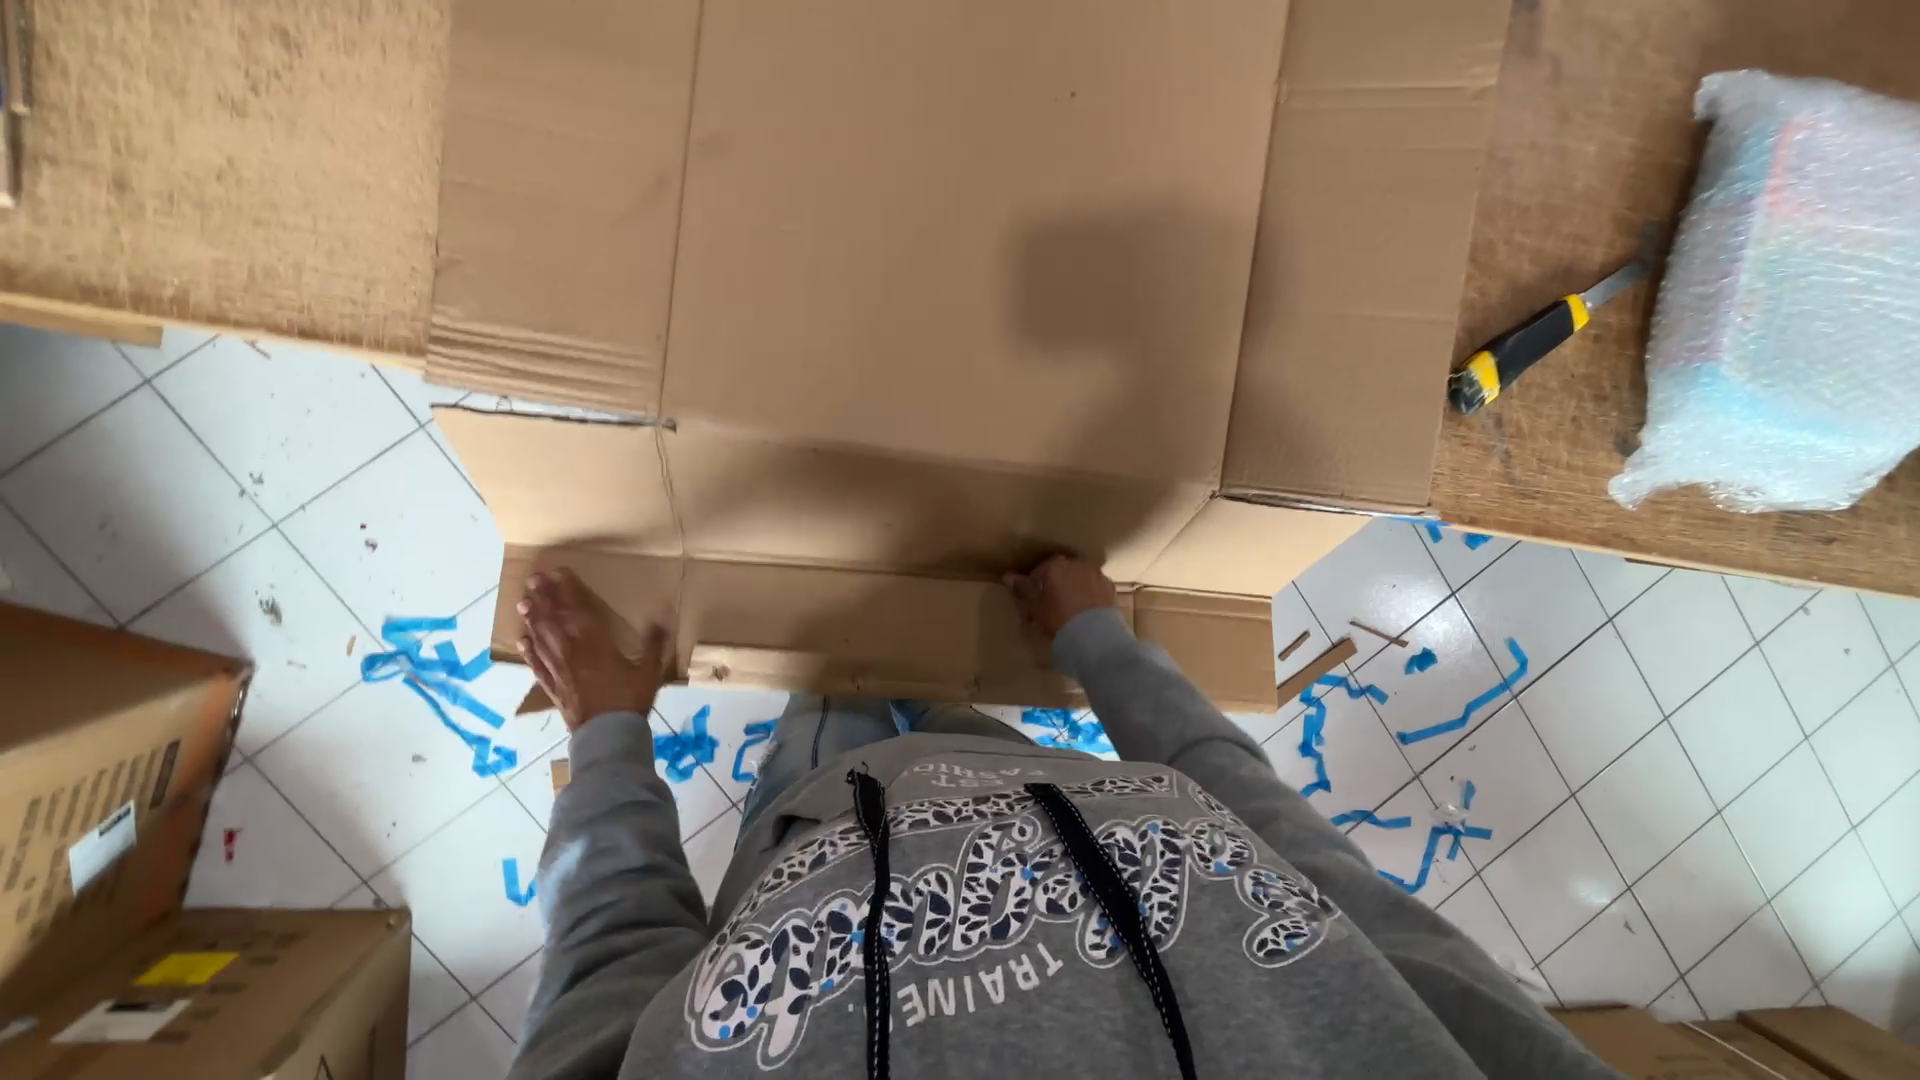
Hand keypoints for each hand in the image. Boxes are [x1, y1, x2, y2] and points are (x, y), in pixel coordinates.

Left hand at [516, 568, 669, 731]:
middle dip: (543, 599)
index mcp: (596, 645)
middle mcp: (572, 653)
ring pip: (542, 640)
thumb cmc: (630, 701)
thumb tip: (665, 612)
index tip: (556, 573)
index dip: (567, 591)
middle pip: (554, 622)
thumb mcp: (650, 671)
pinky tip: (521, 642)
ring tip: (522, 603)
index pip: (578, 612)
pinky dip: (529, 653)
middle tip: (532, 580)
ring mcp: (559, 671)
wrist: (607, 736)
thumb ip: (655, 642)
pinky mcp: (553, 689)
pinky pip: (537, 667)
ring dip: (532, 621)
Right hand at [1002, 554, 1118, 642]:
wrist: (1094, 635)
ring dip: (1071, 591)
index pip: (1038, 573)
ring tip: (1068, 613)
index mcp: (1055, 565)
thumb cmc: (1058, 619)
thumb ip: (1022, 589)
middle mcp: (1077, 563)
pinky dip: (1087, 597)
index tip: (1032, 606)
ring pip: (1077, 580)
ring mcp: (1095, 574)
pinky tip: (1084, 614)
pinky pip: (1092, 589)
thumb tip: (1007, 576)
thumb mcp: (1035, 607)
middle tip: (1049, 610)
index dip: (1033, 590)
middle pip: (1060, 574)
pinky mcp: (1109, 587)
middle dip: (1053, 588)